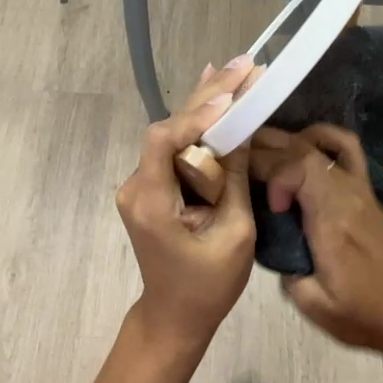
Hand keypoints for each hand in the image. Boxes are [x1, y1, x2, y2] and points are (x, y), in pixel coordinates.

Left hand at [115, 58, 258, 346]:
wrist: (175, 317)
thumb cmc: (208, 285)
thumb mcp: (234, 234)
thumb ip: (234, 180)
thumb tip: (243, 130)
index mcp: (151, 202)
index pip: (165, 141)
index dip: (196, 116)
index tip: (230, 97)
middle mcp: (137, 185)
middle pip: (169, 127)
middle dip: (209, 96)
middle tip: (245, 65)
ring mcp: (141, 183)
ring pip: (173, 131)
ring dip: (206, 102)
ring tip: (236, 68)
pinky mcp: (152, 184)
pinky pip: (174, 145)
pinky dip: (197, 120)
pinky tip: (213, 89)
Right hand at [255, 124, 382, 356]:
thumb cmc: (363, 314)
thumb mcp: (314, 304)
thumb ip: (285, 270)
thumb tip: (269, 243)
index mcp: (332, 219)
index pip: (298, 166)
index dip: (272, 175)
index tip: (268, 206)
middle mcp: (346, 192)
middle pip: (301, 148)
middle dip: (264, 152)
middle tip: (239, 169)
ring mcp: (357, 186)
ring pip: (318, 142)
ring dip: (285, 142)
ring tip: (259, 157)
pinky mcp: (364, 189)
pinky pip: (346, 147)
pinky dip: (321, 137)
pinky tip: (301, 147)